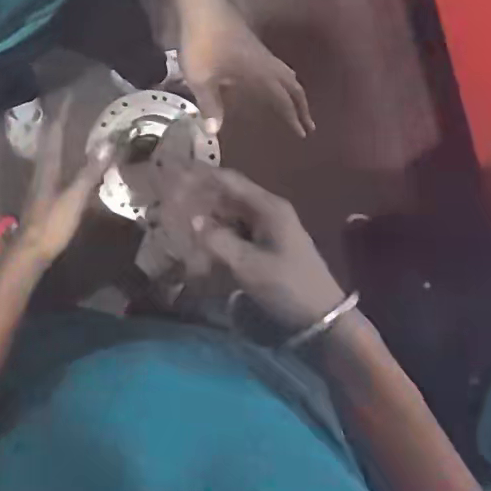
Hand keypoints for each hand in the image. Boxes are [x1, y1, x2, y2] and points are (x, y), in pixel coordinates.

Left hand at [11, 111, 115, 265]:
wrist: (30, 252)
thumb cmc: (52, 224)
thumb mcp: (75, 197)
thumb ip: (91, 171)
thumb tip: (109, 142)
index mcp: (48, 166)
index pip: (55, 131)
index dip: (62, 112)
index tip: (70, 93)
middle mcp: (43, 170)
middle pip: (50, 139)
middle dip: (60, 120)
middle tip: (71, 105)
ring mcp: (42, 184)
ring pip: (52, 153)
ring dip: (61, 138)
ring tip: (72, 126)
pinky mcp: (45, 196)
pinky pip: (56, 167)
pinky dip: (65, 156)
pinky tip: (71, 162)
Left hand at [178, 0, 314, 137]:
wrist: (202, 5)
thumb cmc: (202, 43)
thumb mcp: (201, 78)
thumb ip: (210, 105)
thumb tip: (215, 131)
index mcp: (259, 73)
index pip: (284, 99)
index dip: (293, 117)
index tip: (303, 133)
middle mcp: (266, 63)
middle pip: (292, 85)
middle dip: (301, 106)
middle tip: (308, 124)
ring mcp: (260, 52)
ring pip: (286, 74)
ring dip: (293, 92)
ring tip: (296, 107)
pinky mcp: (252, 45)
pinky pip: (275, 67)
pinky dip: (281, 81)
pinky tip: (270, 85)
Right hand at [183, 165, 344, 328]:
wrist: (320, 316)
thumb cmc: (286, 286)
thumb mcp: (248, 265)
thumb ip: (217, 240)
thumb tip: (192, 219)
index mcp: (268, 207)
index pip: (228, 180)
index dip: (200, 175)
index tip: (173, 173)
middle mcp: (269, 211)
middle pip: (229, 194)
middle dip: (200, 194)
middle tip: (170, 197)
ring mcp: (270, 228)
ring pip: (231, 213)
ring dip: (208, 213)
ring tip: (178, 216)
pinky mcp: (268, 244)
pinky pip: (237, 229)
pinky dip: (218, 230)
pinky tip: (200, 238)